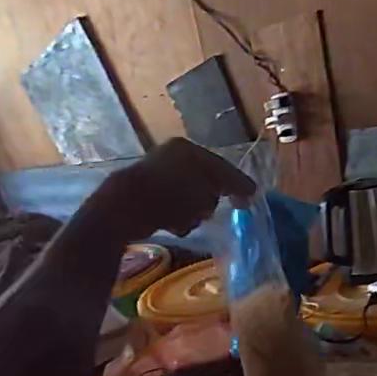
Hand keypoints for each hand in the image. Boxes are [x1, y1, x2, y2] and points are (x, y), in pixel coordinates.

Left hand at [84, 139, 256, 242]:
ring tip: (189, 220)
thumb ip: (228, 189)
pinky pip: (172, 207)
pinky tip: (174, 225)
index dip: (238, 182)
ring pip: (189, 197)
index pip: (221, 166)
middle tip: (215, 210)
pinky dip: (177, 216)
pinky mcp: (145, 195)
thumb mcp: (206, 190)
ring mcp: (157, 175)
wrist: (125, 207)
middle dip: (211, 198)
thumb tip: (244, 190)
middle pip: (205, 181)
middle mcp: (171, 158)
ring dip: (194, 210)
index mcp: (187, 150)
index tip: (251, 196)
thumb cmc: (170, 195)